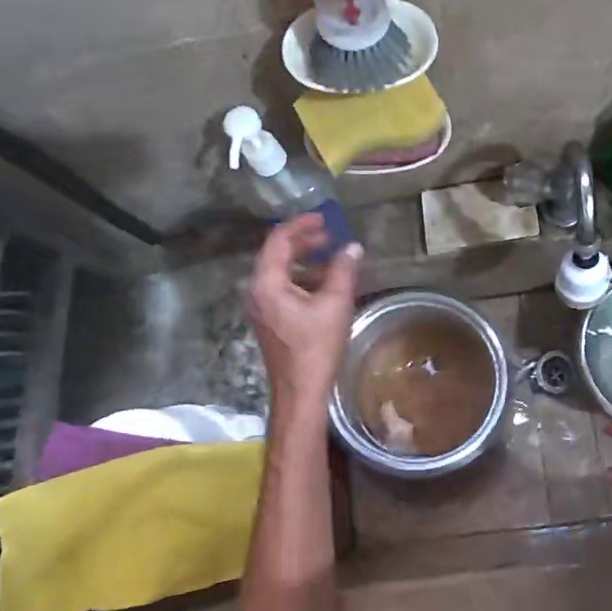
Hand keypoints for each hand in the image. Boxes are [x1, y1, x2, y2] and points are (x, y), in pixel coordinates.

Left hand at [249, 214, 362, 416]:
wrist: (300, 392)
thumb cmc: (316, 348)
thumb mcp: (335, 305)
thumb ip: (343, 271)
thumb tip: (353, 248)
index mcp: (267, 284)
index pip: (279, 241)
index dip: (301, 225)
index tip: (323, 218)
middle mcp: (258, 292)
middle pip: (277, 255)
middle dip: (304, 242)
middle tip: (330, 235)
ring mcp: (262, 308)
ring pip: (281, 274)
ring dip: (305, 262)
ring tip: (333, 259)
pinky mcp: (271, 322)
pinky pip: (283, 290)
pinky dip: (303, 281)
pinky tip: (326, 286)